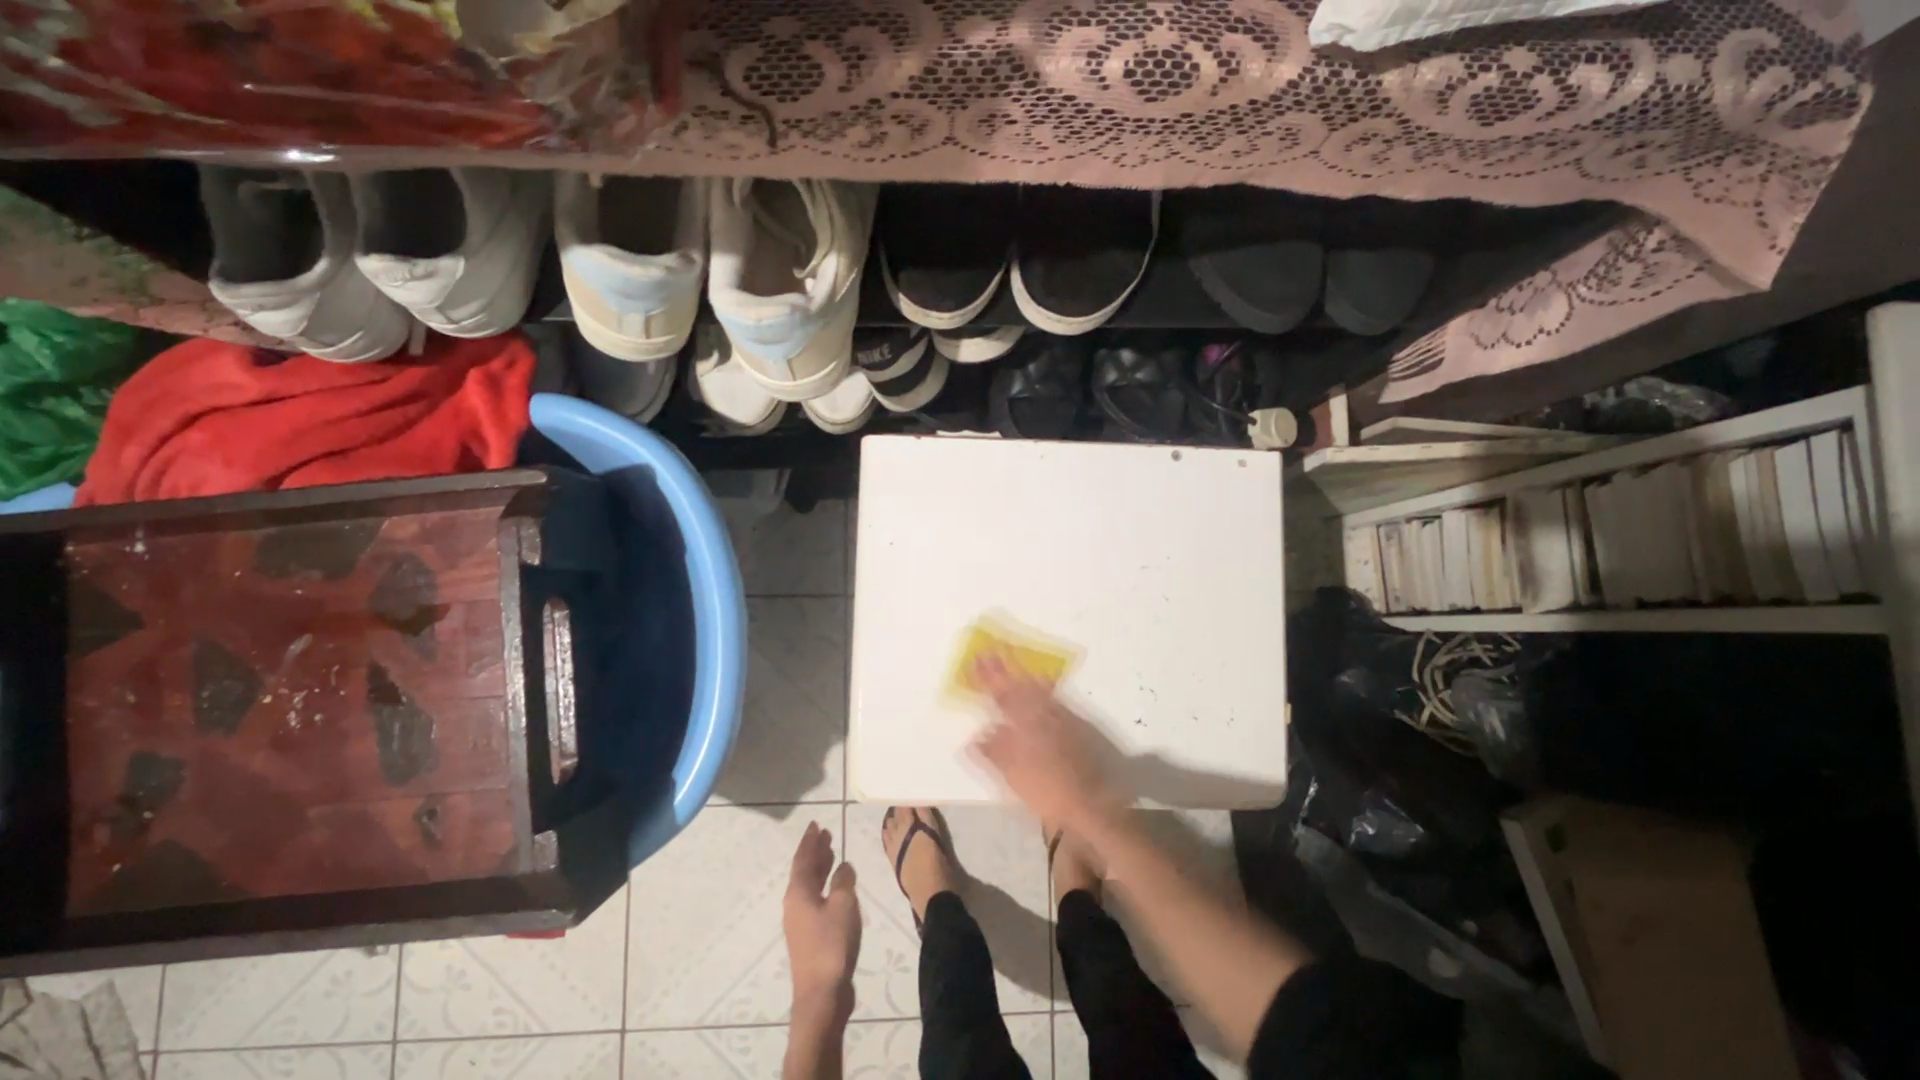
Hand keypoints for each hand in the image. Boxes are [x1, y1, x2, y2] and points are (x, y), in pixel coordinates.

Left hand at [783, 821, 859, 1022]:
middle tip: (826, 835)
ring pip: (809, 887)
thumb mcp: (843, 906)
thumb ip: (843, 882)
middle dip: (815, 853)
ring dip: (820, 869)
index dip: (810, 841)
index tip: (815, 825)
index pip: (803, 859)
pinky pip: (815, 900)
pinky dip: (825, 887)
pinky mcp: (809, 937)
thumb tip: (843, 866)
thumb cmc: (831, 944)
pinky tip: (837, 890)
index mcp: (798, 893)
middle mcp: (795, 904)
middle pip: (804, 872)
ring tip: (832, 855)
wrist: (821, 993)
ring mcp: (800, 922)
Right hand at [970, 654, 1122, 828]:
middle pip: (1020, 686)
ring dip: (1023, 673)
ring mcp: (1062, 718)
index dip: (988, 678)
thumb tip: (976, 736)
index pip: (1001, 696)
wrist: (1091, 803)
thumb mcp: (1014, 777)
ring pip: (1038, 688)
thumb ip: (994, 753)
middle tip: (992, 651)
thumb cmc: (1047, 792)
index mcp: (1024, 725)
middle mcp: (1043, 715)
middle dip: (1004, 668)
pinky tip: (1041, 682)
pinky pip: (1054, 697)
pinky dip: (1043, 686)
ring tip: (1013, 658)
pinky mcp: (1076, 725)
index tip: (977, 660)